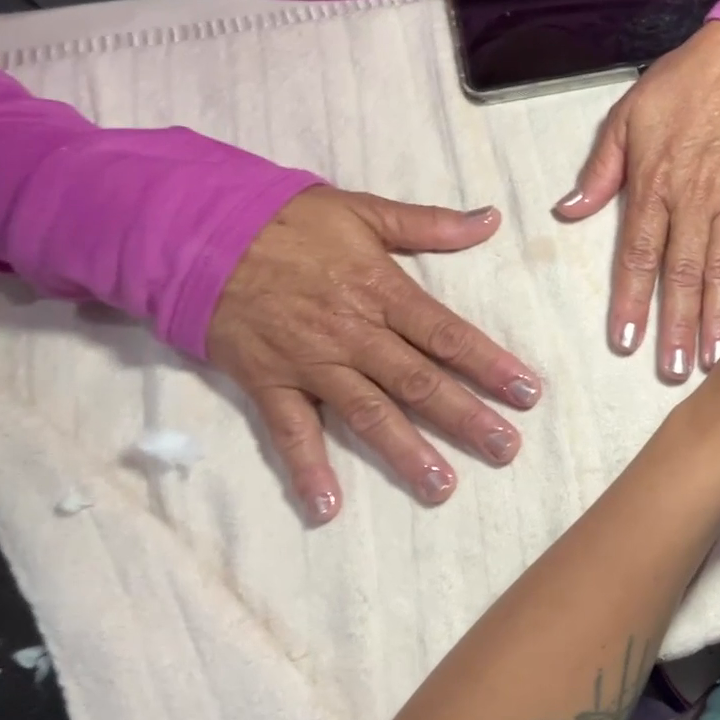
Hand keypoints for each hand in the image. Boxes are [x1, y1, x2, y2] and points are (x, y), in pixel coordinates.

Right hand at [208, 188, 542, 524]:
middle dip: (465, 418)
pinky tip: (327, 508)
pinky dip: (307, 469)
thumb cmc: (288, 221)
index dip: (491, 365)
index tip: (528, 394)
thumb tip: (492, 218)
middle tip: (506, 450)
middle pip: (419, 383)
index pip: (449, 336)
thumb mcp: (365, 211)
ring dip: (405, 451)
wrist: (190, 229)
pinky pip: (290, 432)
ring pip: (367, 413)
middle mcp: (353, 335)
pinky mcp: (267, 382)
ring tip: (441, 486)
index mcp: (383, 292)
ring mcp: (310, 363)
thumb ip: (432, 224)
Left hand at [555, 21, 719, 382]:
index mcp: (654, 184)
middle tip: (675, 371)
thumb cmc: (686, 85)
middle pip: (682, 275)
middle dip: (677, 326)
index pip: (637, 254)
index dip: (631, 301)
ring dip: (718, 318)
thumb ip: (601, 168)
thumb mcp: (628, 115)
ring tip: (715, 358)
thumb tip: (568, 211)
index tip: (626, 342)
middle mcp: (695, 202)